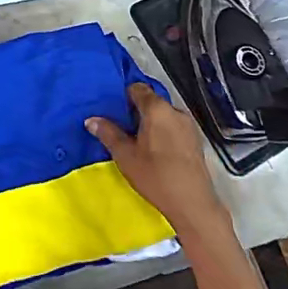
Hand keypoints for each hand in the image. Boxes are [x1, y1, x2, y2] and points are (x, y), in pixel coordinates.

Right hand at [87, 83, 227, 237]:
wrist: (190, 199)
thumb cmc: (154, 175)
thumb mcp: (125, 156)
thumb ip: (109, 134)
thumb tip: (91, 119)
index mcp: (157, 109)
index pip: (138, 89)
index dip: (125, 96)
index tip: (115, 111)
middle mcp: (175, 110)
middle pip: (152, 101)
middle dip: (137, 112)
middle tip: (123, 130)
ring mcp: (188, 123)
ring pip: (165, 114)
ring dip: (152, 122)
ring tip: (139, 142)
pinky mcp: (195, 137)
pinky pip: (175, 126)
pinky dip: (164, 131)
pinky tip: (157, 151)